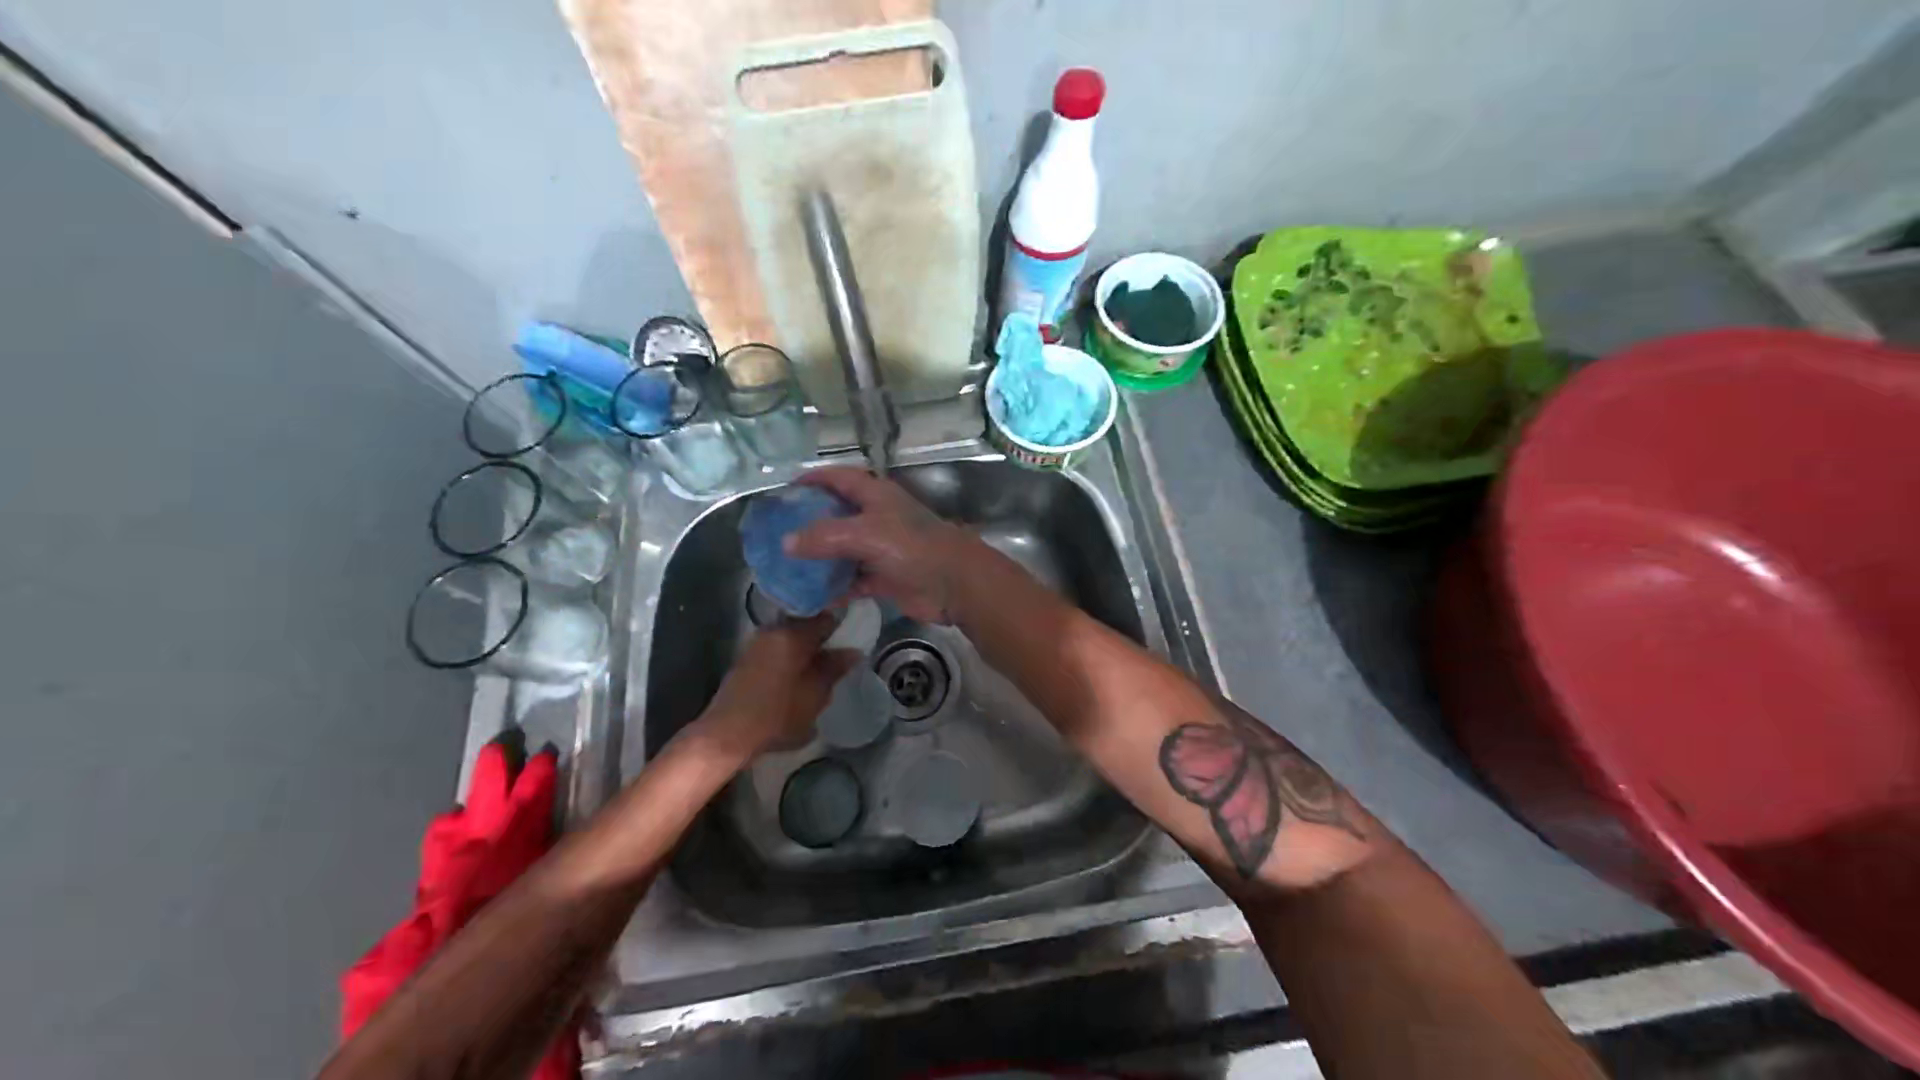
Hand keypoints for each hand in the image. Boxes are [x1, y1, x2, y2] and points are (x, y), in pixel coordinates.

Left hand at [694, 614, 859, 761]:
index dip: (841, 630)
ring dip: (804, 653)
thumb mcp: (815, 695)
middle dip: (822, 643)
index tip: (849, 646)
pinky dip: (788, 660)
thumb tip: (853, 651)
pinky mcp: (746, 659)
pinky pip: (776, 650)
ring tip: (816, 675)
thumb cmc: (777, 715)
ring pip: (790, 640)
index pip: (826, 619)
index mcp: (793, 635)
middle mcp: (773, 630)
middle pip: (806, 628)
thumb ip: (834, 669)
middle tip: (835, 664)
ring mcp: (756, 643)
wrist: (726, 735)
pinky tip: (794, 680)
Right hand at [785, 467, 980, 622]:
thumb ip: (824, 536)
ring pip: (842, 549)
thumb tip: (786, 542)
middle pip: (837, 514)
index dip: (813, 479)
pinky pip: (852, 580)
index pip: (839, 478)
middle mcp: (877, 517)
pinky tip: (810, 596)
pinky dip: (834, 587)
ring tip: (785, 566)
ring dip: (819, 558)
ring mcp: (881, 548)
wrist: (955, 584)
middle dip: (809, 522)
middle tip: (776, 532)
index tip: (784, 490)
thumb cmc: (912, 548)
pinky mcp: (885, 577)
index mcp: (875, 495)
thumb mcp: (865, 534)